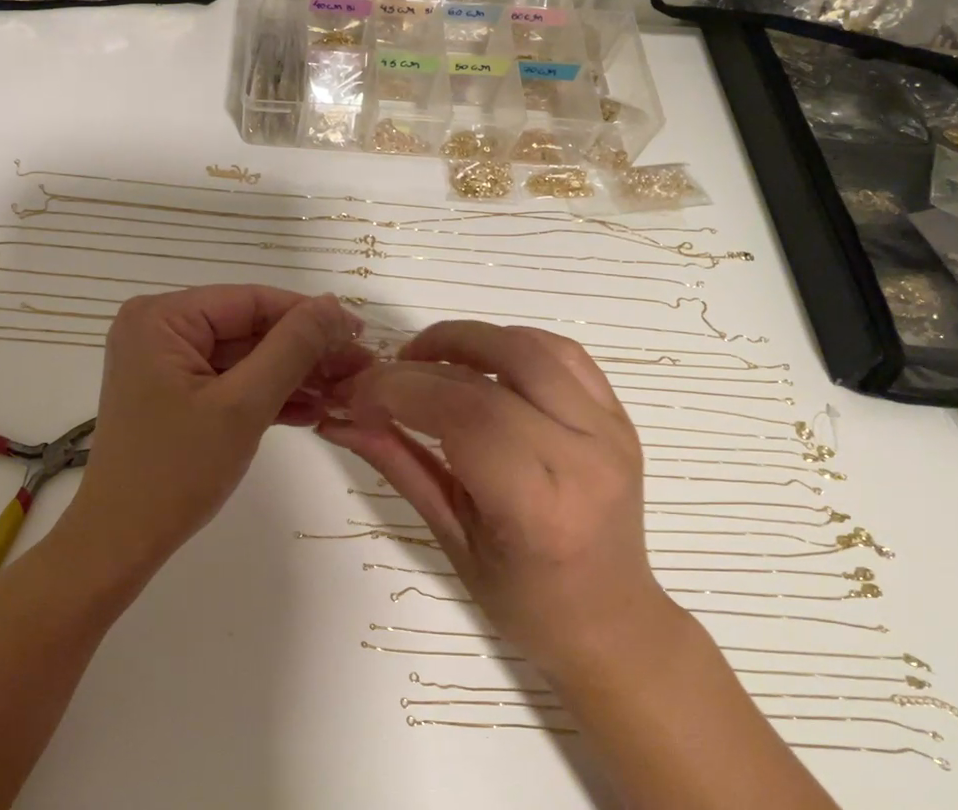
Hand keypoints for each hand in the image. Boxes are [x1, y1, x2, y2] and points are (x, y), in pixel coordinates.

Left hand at [58, 286, 369, 571]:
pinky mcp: (172, 393)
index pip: (249, 301)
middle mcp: (157, 328)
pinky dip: (264, 395)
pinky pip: (227, 381)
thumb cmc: (177, 470)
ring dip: (291, 376)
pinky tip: (312, 409)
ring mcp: (163, 362)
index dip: (309, 315)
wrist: (121, 539)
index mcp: (161, 317)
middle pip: (247, 327)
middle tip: (360, 369)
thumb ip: (291, 349)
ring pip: (242, 357)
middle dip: (303, 351)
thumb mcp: (242, 406)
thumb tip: (333, 305)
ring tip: (345, 392)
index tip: (361, 334)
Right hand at [318, 322, 678, 677]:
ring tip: (422, 360)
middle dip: (420, 363)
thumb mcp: (449, 537)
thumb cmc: (523, 598)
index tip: (355, 399)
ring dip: (465, 339)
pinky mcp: (618, 417)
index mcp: (539, 504)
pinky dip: (509, 342)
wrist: (609, 618)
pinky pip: (562, 353)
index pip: (463, 414)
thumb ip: (398, 465)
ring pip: (530, 347)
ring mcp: (609, 431)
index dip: (398, 391)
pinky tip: (476, 364)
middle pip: (493, 371)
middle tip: (378, 379)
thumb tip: (338, 420)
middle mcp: (583, 456)